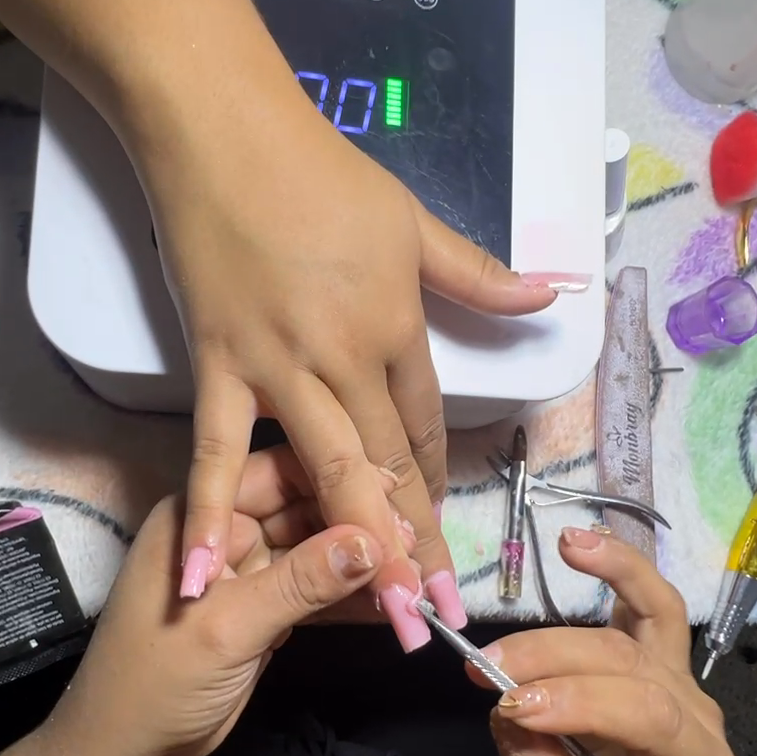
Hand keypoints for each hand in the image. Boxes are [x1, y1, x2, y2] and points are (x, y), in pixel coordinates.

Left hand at [45, 449, 381, 755]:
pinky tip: (387, 601)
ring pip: (313, 552)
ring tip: (411, 571)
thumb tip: (373, 543)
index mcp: (198, 513)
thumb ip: (302, 581)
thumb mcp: (230, 627)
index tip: (392, 488)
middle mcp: (223, 530)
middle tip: (414, 538)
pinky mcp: (261, 608)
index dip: (334, 479)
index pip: (277, 474)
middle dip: (355, 526)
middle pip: (302, 512)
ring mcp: (244, 571)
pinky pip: (312, 590)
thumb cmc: (156, 682)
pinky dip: (346, 597)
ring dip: (357, 564)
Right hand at [138, 92, 589, 647]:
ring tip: (380, 621)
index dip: (436, 487)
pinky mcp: (217, 368)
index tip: (442, 539)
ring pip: (328, 472)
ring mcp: (279, 370)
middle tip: (434, 621)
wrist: (224, 134)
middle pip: (389, 467)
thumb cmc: (323, 175)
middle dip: (415, 548)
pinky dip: (209, 511)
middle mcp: (347, 360)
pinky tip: (205, 576)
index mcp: (396, 327)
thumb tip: (550, 296)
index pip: (426, 427)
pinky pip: (214, 450)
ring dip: (356, 551)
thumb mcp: (414, 222)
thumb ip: (478, 274)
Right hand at [480, 527, 742, 755]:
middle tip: (483, 671)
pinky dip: (620, 566)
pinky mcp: (658, 655)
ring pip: (642, 620)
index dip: (579, 701)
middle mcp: (701, 715)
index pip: (649, 717)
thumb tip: (508, 716)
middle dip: (551, 660)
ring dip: (589, 594)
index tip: (511, 705)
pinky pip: (650, 601)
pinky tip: (578, 543)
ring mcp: (682, 677)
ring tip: (539, 582)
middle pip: (628, 662)